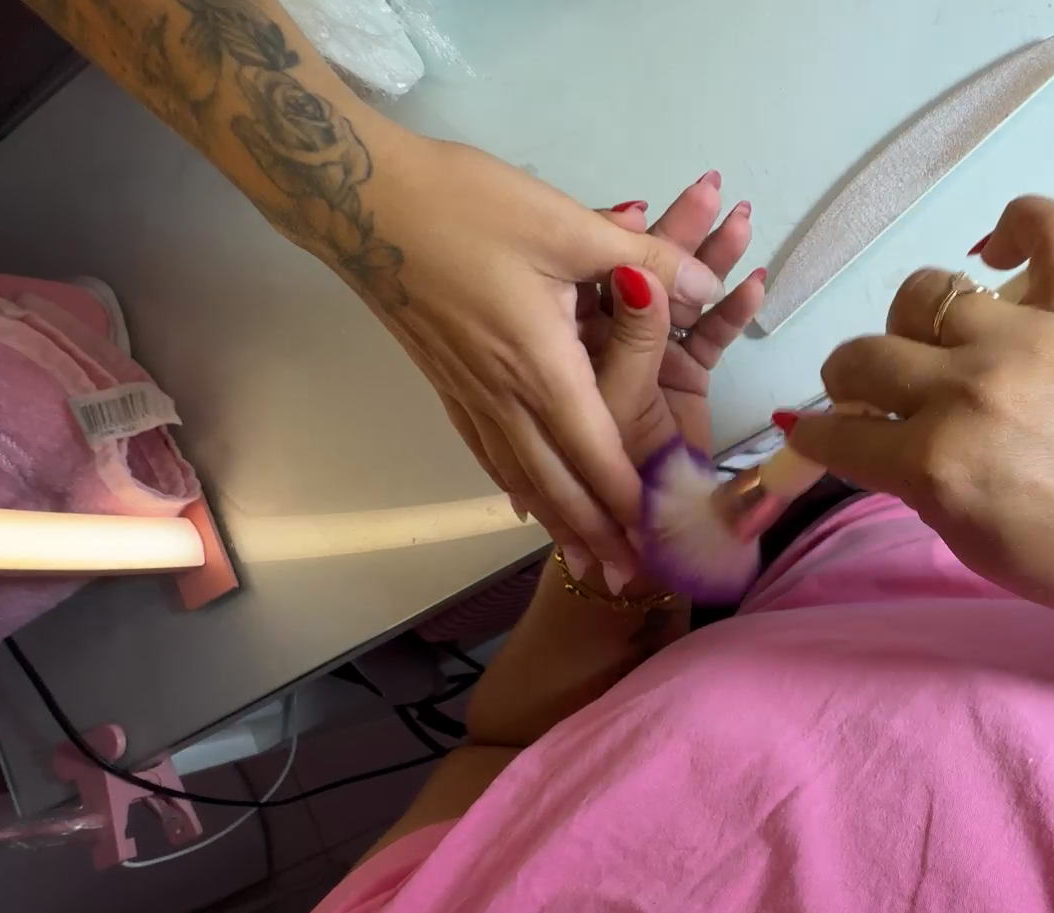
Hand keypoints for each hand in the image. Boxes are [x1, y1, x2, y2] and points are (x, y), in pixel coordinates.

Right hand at [362, 135, 728, 578]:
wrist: (345, 190)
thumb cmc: (462, 205)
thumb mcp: (565, 223)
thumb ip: (645, 259)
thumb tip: (708, 285)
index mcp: (541, 369)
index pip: (596, 454)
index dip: (629, 502)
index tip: (657, 542)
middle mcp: (503, 397)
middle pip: (558, 485)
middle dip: (596, 535)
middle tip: (626, 580)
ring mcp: (468, 394)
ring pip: (521, 477)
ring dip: (558, 524)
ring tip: (585, 563)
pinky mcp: (446, 381)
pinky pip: (488, 453)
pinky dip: (516, 489)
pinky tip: (525, 504)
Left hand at [587, 171, 764, 456]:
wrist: (667, 524)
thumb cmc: (623, 467)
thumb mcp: (618, 396)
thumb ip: (637, 336)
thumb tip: (659, 272)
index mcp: (573, 336)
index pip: (610, 269)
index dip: (642, 234)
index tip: (667, 195)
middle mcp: (610, 337)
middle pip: (650, 272)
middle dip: (688, 234)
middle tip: (717, 189)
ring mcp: (652, 354)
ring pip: (684, 296)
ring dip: (717, 262)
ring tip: (744, 220)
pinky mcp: (686, 374)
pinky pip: (711, 334)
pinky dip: (734, 311)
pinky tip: (757, 282)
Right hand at [785, 196, 1053, 615]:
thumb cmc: (1052, 558)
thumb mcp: (954, 533)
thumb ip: (902, 475)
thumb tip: (863, 431)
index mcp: (934, 461)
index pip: (839, 433)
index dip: (816, 438)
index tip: (819, 435)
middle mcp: (969, 390)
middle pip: (865, 356)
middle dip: (847, 382)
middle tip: (870, 397)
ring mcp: (1025, 343)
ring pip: (927, 291)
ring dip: (910, 325)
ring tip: (932, 346)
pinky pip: (1052, 231)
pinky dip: (1022, 222)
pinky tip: (999, 248)